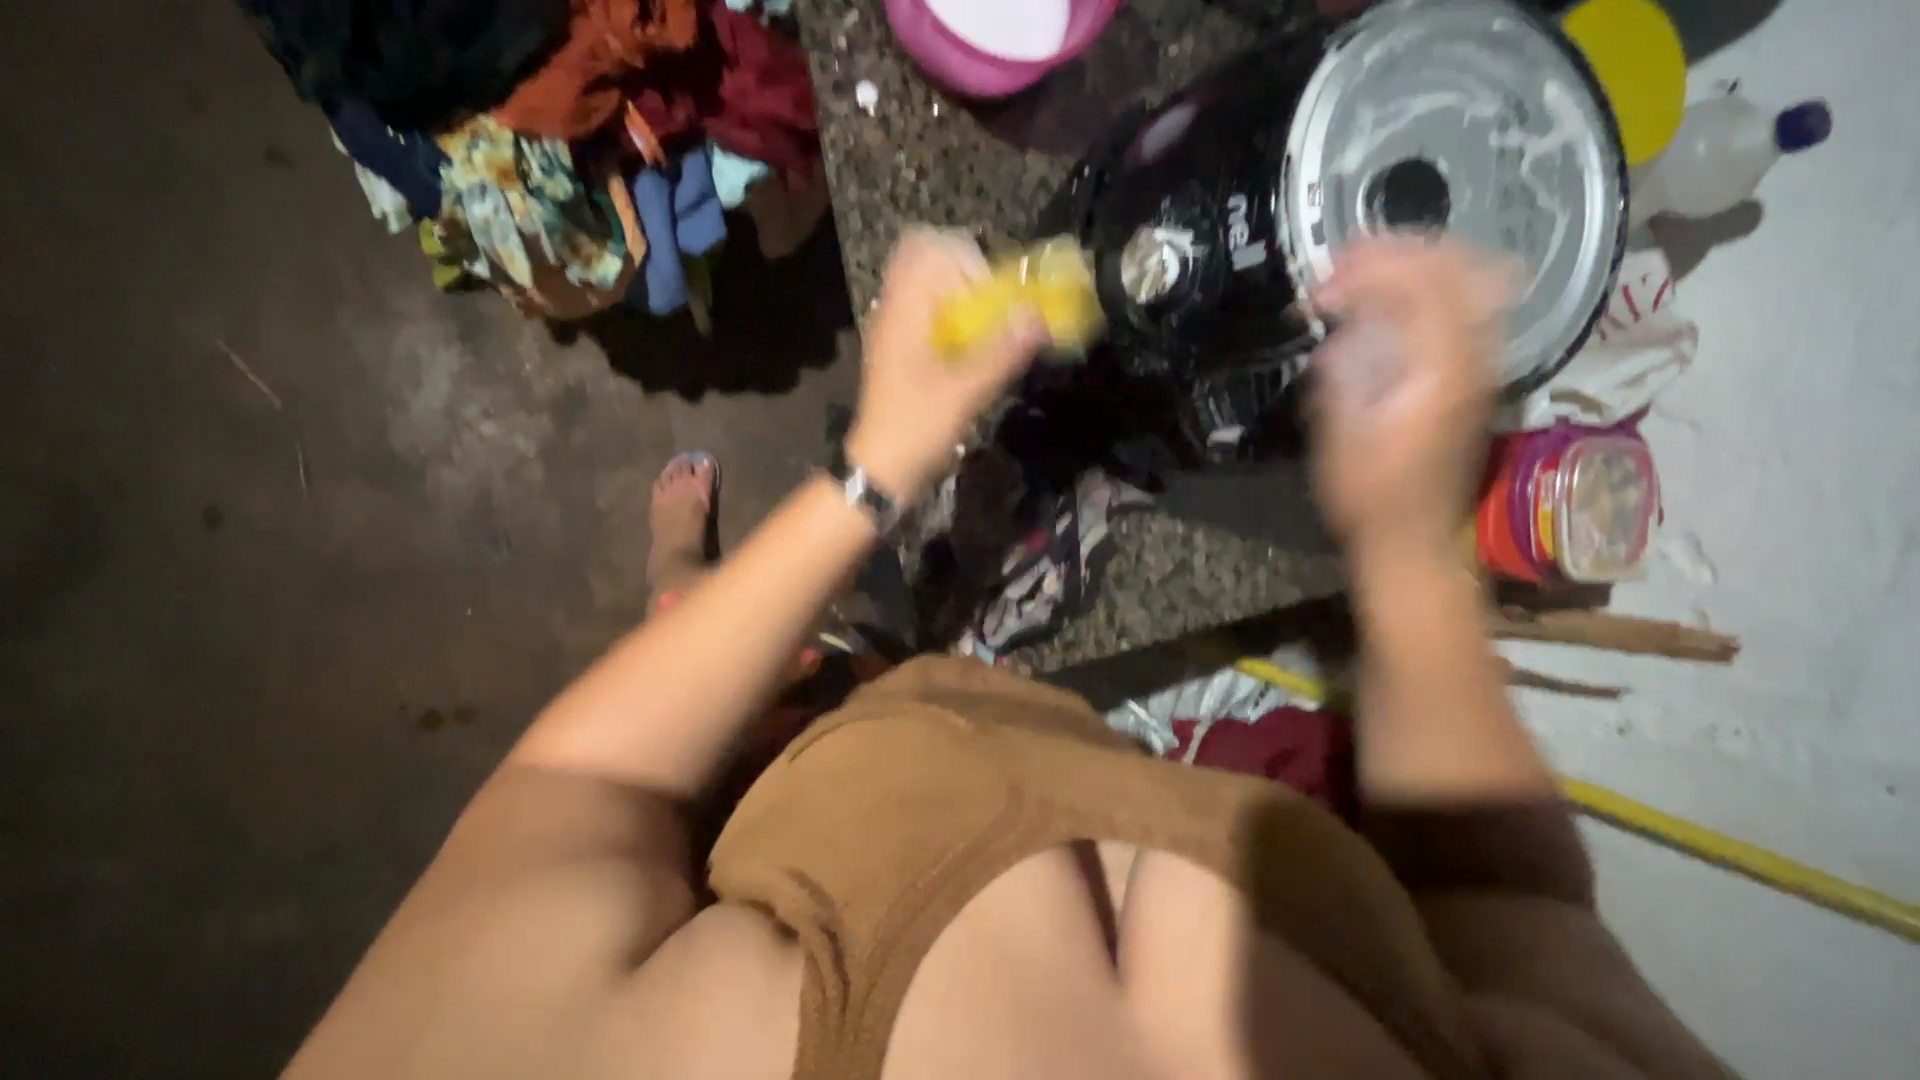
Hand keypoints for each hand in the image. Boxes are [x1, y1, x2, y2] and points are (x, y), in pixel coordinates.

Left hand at [846, 229, 1049, 500]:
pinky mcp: (902, 356)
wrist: (880, 472)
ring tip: (982, 333)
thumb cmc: (915, 428)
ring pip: (930, 292)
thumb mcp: (964, 392)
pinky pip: (930, 319)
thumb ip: (1003, 351)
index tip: (987, 295)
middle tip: (987, 308)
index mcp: (902, 310)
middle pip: (929, 263)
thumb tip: (1040, 315)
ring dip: (963, 302)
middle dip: (967, 277)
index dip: (964, 259)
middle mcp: (894, 312)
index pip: (926, 246)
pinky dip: (955, 325)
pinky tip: (971, 356)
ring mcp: (896, 334)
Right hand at [1307, 237, 1515, 560]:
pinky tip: (1388, 307)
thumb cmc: (1369, 497)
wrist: (1413, 536)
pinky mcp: (1473, 377)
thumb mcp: (1341, 437)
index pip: (1424, 283)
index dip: (1373, 267)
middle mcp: (1474, 357)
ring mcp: (1481, 365)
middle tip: (1346, 266)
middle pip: (1457, 267)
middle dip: (1398, 254)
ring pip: (1469, 281)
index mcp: (1441, 370)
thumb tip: (1339, 333)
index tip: (1327, 280)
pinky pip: (1464, 308)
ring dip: (1416, 267)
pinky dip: (1427, 292)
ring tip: (1366, 278)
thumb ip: (1344, 374)